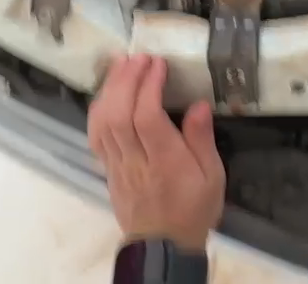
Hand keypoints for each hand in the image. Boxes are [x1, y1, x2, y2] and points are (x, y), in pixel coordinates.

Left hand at [87, 55, 224, 253]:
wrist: (164, 250)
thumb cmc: (193, 210)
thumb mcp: (213, 177)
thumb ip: (203, 140)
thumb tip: (199, 104)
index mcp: (165, 162)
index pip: (147, 118)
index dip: (149, 86)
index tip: (158, 64)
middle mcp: (135, 162)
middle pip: (119, 116)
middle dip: (126, 80)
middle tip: (139, 57)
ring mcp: (116, 166)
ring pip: (102, 124)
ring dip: (109, 89)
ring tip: (121, 64)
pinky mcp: (107, 169)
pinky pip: (95, 136)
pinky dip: (98, 108)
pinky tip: (107, 91)